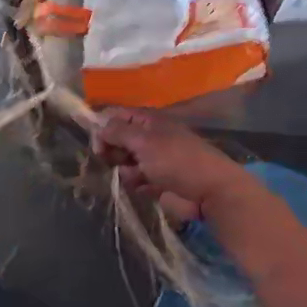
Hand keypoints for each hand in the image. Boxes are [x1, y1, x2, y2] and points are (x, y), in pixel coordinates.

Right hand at [93, 108, 253, 220]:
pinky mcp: (154, 182)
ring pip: (123, 162)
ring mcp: (151, 160)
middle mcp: (148, 138)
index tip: (97, 143)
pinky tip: (145, 187)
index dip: (103, 126)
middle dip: (111, 150)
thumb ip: (118, 132)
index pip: (117, 116)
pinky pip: (133, 180)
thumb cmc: (177, 160)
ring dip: (124, 169)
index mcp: (148, 122)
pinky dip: (135, 184)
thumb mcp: (144, 141)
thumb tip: (97, 126)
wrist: (208, 191)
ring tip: (137, 176)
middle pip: (117, 140)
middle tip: (115, 159)